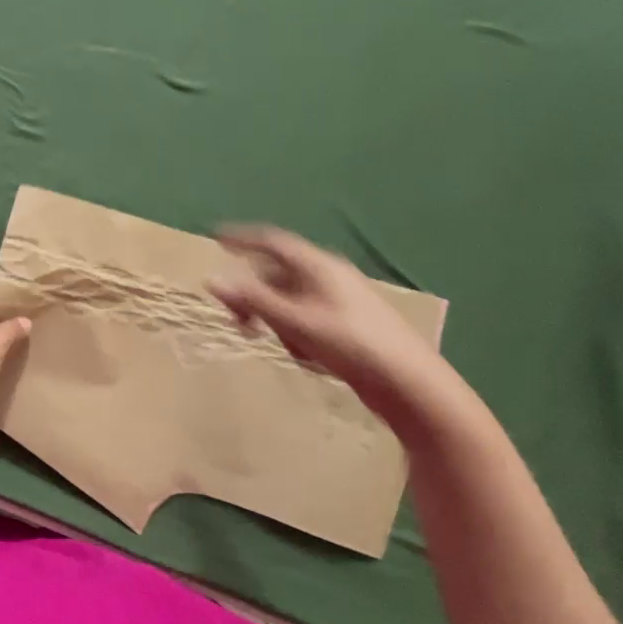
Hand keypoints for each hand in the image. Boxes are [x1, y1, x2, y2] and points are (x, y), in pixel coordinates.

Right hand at [207, 225, 450, 417]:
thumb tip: (211, 279)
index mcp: (318, 266)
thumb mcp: (293, 321)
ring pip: (289, 298)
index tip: (215, 238)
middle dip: (252, 292)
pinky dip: (293, 330)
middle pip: (277, 273)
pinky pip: (305, 317)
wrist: (411, 385)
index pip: (272, 241)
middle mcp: (330, 277)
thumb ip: (251, 300)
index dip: (242, 238)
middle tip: (235, 315)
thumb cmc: (350, 344)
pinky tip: (302, 353)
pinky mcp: (348, 324)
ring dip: (272, 316)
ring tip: (272, 340)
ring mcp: (341, 301)